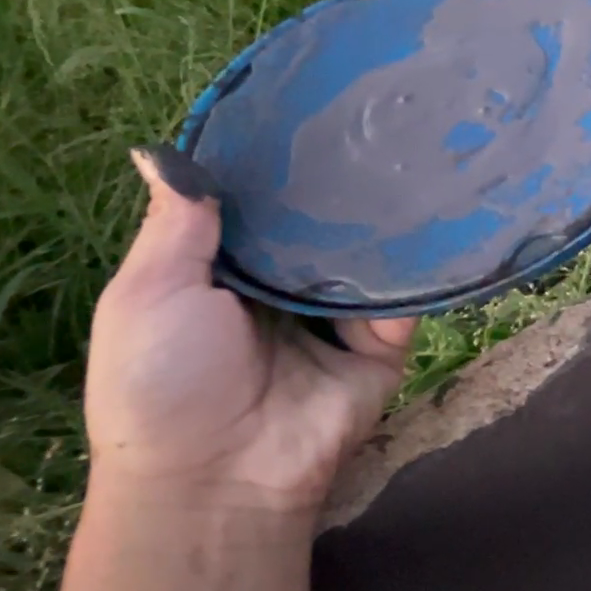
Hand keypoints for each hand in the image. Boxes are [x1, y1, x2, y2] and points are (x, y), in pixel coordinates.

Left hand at [84, 146, 416, 512]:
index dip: (281, 169)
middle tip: (381, 128)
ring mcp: (344, 313)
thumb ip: (175, 230)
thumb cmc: (165, 383)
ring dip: (391, 222)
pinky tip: (441, 223)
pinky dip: (423, 267)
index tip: (312, 118)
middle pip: (326, 227)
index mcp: (231, 275)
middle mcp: (291, 288)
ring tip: (424, 162)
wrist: (224, 473)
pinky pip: (410, 294)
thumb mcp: (149, 298)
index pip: (265, 210)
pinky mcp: (388, 338)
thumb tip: (160, 151)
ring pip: (374, 255)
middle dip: (346, 190)